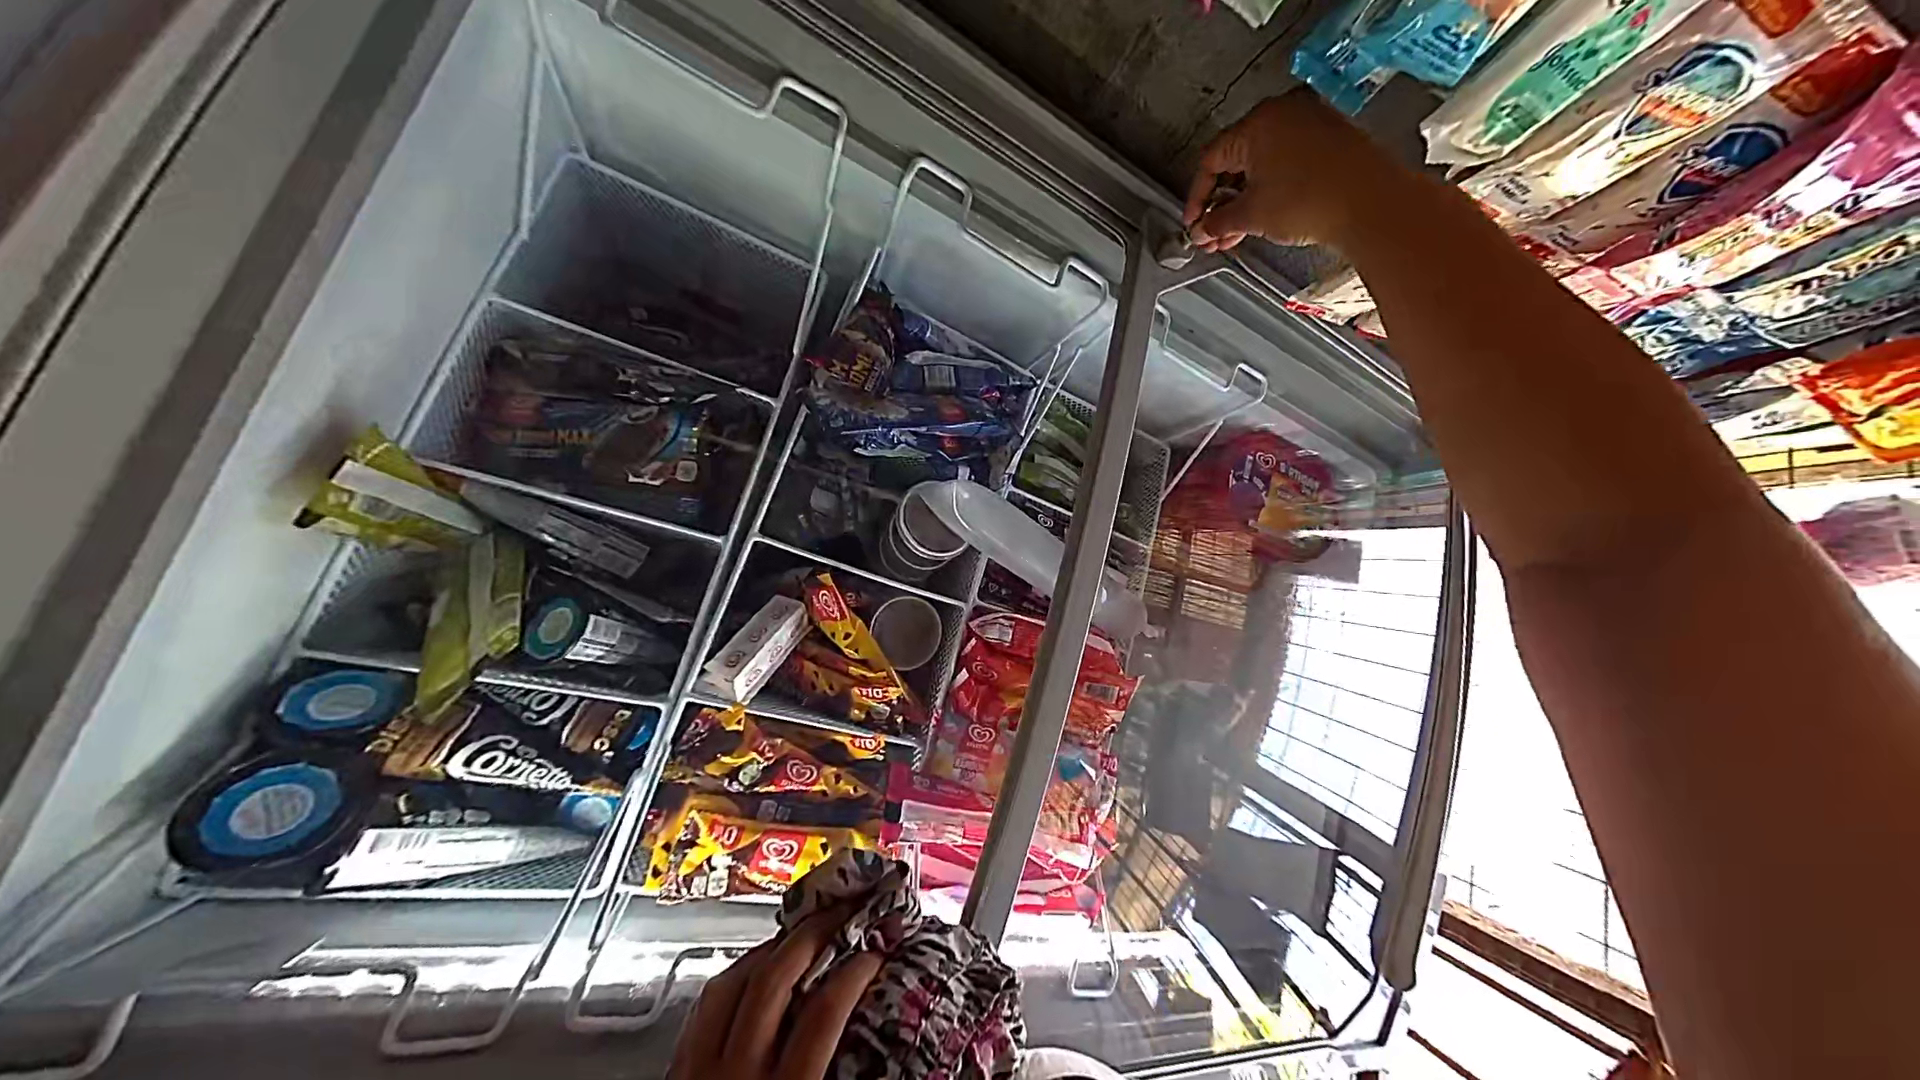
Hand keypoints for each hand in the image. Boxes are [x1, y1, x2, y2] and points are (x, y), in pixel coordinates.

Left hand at [669, 905, 884, 1079]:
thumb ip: (842, 1076)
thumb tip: (889, 1053)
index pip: (824, 1013)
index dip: (854, 972)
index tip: (877, 950)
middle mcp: (737, 1075)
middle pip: (774, 980)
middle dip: (812, 936)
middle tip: (840, 912)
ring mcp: (699, 1071)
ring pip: (732, 983)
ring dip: (770, 949)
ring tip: (798, 932)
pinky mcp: (675, 1075)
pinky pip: (704, 1007)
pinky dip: (733, 978)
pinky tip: (751, 972)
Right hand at [1184, 90, 1406, 253]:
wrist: (1369, 203)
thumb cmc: (1315, 198)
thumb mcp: (1250, 215)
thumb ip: (1217, 222)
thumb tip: (1204, 228)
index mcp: (1257, 123)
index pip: (1210, 161)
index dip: (1197, 198)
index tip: (1195, 221)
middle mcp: (1283, 114)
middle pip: (1235, 161)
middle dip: (1220, 202)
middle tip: (1213, 231)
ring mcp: (1308, 123)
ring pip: (1260, 164)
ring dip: (1243, 200)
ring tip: (1236, 232)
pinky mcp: (1327, 139)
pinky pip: (1285, 162)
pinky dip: (1269, 189)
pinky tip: (1261, 216)